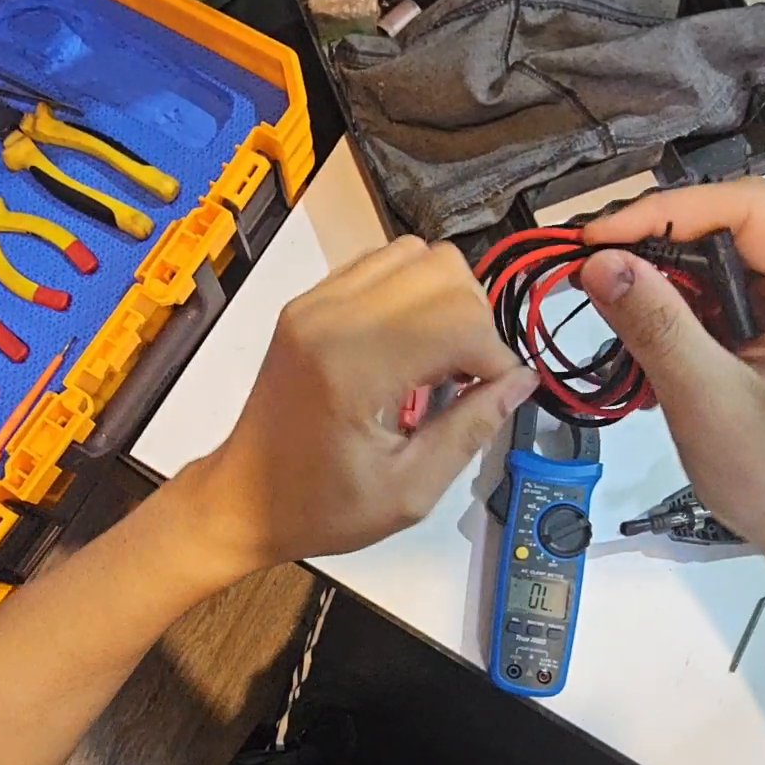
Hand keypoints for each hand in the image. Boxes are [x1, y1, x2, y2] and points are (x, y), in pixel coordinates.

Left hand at [179, 236, 538, 568]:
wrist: (242, 499)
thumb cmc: (319, 508)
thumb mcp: (408, 492)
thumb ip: (470, 430)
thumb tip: (522, 380)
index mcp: (352, 368)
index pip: (458, 318)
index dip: (495, 356)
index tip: (493, 396)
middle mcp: (330, 317)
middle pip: (443, 271)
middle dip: (476, 322)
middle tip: (467, 379)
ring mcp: (313, 302)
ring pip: (416, 255)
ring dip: (447, 302)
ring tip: (439, 361)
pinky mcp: (307, 302)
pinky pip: (381, 265)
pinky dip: (413, 294)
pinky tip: (409, 345)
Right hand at [579, 178, 764, 591]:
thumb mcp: (706, 398)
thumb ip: (655, 325)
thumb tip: (596, 263)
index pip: (749, 209)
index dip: (664, 213)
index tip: (593, 239)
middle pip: (735, 227)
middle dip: (656, 244)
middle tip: (587, 266)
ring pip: (722, 259)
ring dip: (661, 277)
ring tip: (602, 294)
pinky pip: (722, 295)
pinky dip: (675, 307)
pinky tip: (638, 325)